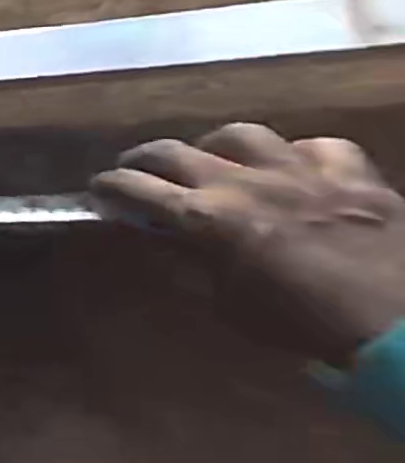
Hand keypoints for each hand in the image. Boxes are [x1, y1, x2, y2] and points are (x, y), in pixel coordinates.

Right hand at [90, 123, 404, 364]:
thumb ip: (180, 261)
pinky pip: (323, 148)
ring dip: (218, 147)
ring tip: (218, 162)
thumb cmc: (307, 327)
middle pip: (169, 150)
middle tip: (141, 174)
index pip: (129, 185)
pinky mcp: (361, 182)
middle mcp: (243, 185)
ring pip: (240, 135)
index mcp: (204, 217)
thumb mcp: (224, 301)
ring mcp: (304, 178)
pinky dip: (302, 155)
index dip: (106, 187)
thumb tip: (146, 235)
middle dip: (142, 161)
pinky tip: (296, 171)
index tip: (101, 194)